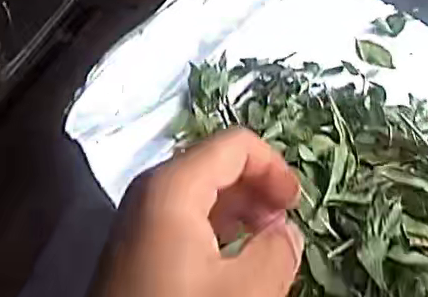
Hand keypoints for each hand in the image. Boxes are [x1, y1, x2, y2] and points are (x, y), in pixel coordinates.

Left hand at [92, 128, 303, 296]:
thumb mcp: (241, 295)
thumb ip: (276, 253)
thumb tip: (287, 233)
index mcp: (173, 185)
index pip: (235, 145)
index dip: (274, 167)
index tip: (296, 203)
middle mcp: (150, 191)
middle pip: (216, 164)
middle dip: (257, 189)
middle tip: (284, 223)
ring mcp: (136, 221)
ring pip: (200, 194)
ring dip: (239, 211)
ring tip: (265, 244)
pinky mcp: (131, 253)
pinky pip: (182, 220)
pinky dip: (214, 230)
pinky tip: (231, 263)